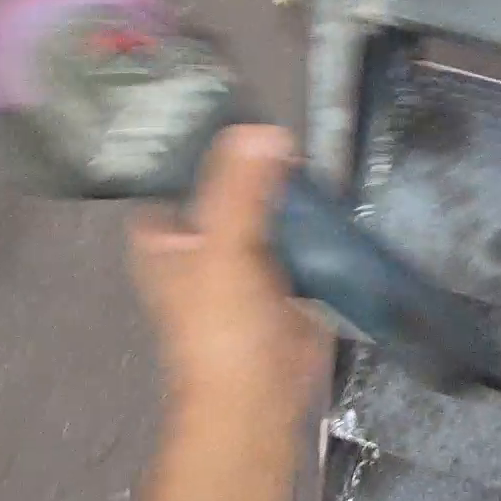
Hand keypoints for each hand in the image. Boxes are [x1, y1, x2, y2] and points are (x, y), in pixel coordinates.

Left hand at [130, 126, 322, 430]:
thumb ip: (241, 188)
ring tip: (313, 149)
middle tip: (286, 125)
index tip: (235, 105)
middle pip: (230, 188)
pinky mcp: (286, 278)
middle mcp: (202, 244)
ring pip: (267, 211)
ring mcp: (246, 261)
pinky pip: (298, 237)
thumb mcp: (224, 248)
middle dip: (256, 163)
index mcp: (168, 237)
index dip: (200, 143)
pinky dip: (313, 220)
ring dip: (288, 191)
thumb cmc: (224, 328)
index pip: (178, 174)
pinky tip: (332, 194)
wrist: (263, 395)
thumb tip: (266, 129)